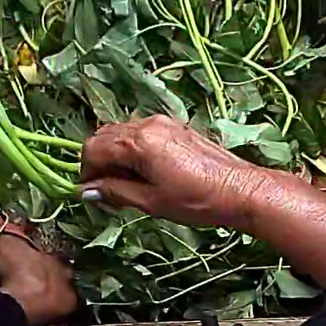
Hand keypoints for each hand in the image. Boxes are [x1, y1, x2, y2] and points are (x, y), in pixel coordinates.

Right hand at [80, 115, 297, 230]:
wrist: (239, 190)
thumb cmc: (197, 200)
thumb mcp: (151, 202)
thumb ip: (115, 192)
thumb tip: (87, 192)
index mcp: (138, 142)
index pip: (92, 149)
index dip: (86, 172)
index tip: (91, 192)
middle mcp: (148, 125)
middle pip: (104, 136)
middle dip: (99, 161)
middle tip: (108, 190)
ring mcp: (164, 123)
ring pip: (123, 132)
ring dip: (117, 155)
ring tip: (129, 183)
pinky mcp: (177, 127)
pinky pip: (143, 132)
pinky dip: (134, 149)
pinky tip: (147, 172)